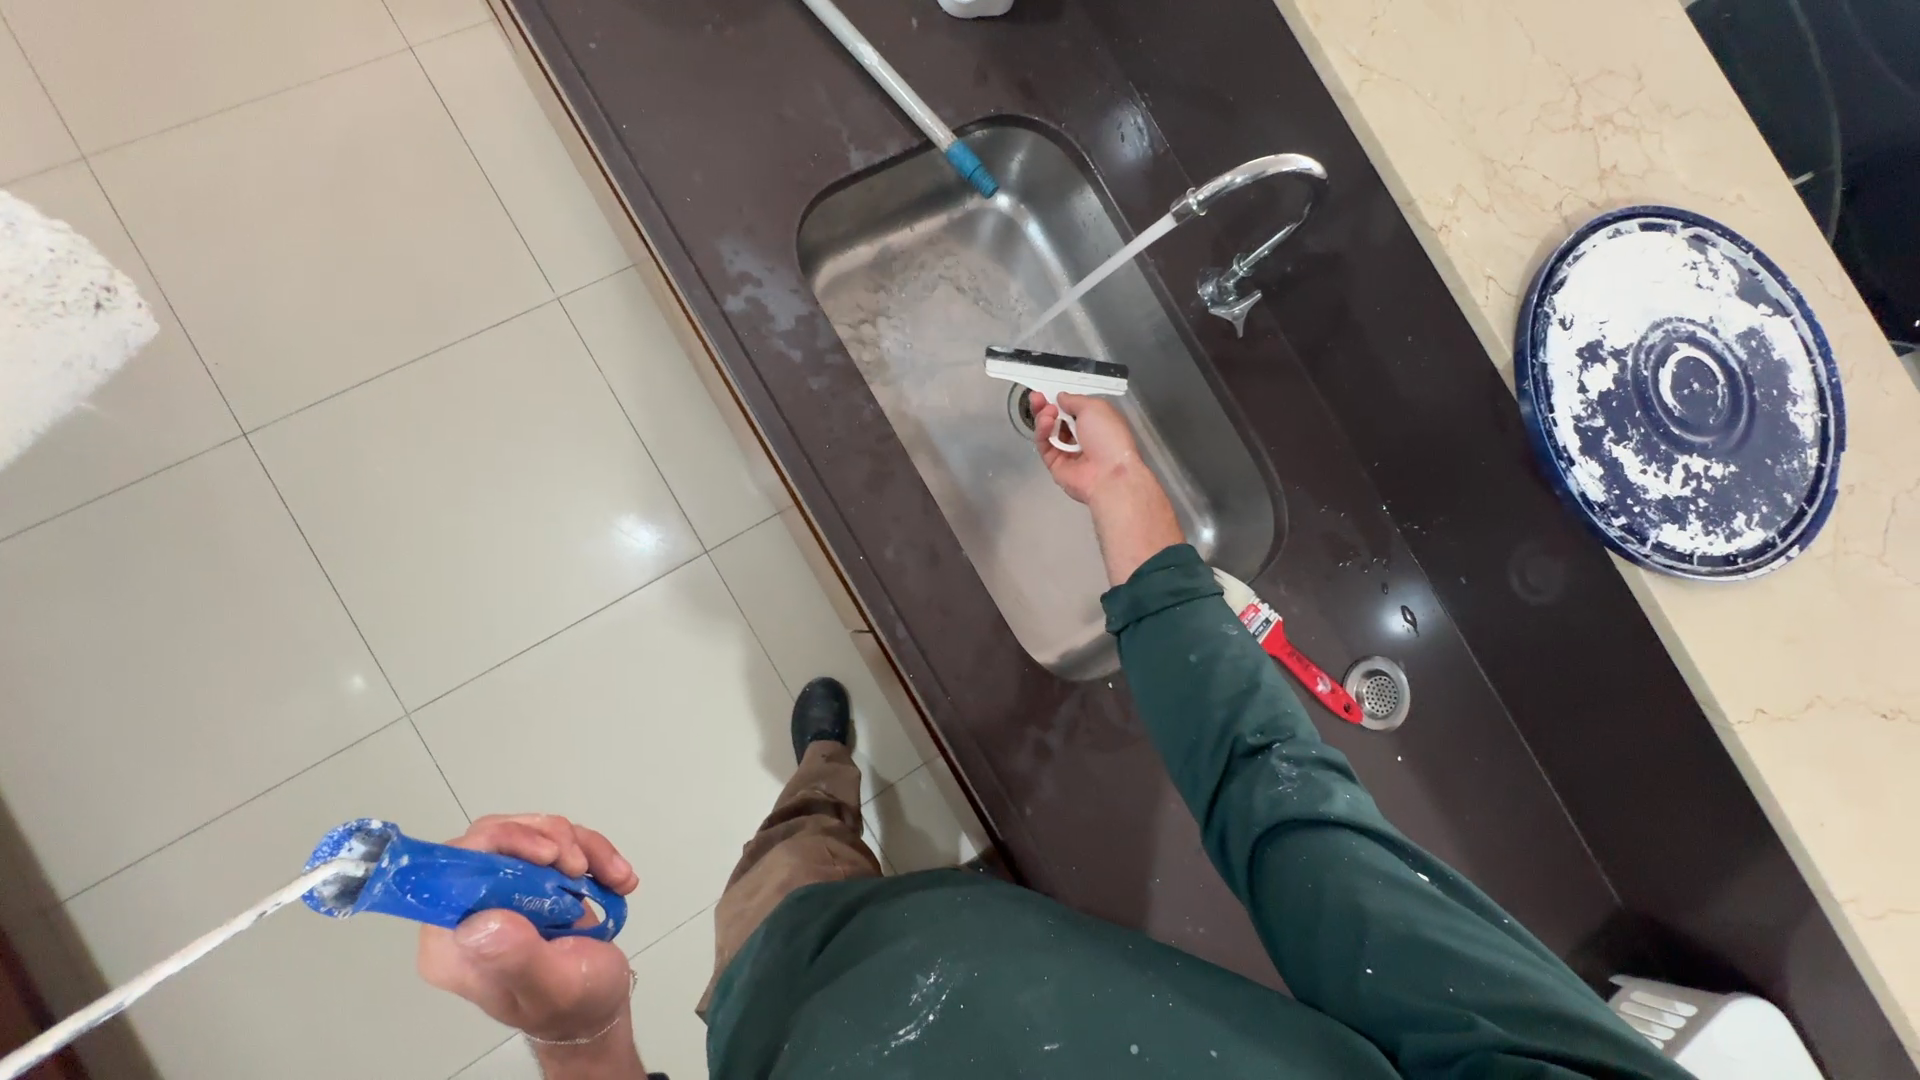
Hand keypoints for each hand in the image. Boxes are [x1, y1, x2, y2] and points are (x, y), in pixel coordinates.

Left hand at [416, 815, 640, 1042]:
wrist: (600, 1006)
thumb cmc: (574, 1004)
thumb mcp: (550, 985)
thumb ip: (514, 957)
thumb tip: (478, 923)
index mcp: (453, 942)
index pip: (456, 869)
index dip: (501, 844)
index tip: (550, 854)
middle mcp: (471, 911)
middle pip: (499, 838)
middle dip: (551, 840)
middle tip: (582, 867)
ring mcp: (505, 893)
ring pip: (537, 833)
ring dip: (583, 846)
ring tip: (615, 878)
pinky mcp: (536, 882)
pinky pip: (561, 843)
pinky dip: (596, 854)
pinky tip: (620, 880)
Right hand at [1030, 392, 1148, 504]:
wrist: (1108, 474)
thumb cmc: (1107, 435)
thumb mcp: (1095, 407)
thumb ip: (1075, 400)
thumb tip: (1061, 398)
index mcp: (1095, 422)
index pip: (1073, 409)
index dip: (1060, 400)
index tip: (1047, 391)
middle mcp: (1081, 437)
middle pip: (1057, 419)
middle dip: (1046, 407)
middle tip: (1036, 397)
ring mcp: (1067, 451)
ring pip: (1048, 431)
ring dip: (1044, 417)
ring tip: (1047, 412)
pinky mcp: (1054, 464)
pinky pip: (1044, 445)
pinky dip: (1042, 432)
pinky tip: (1046, 422)